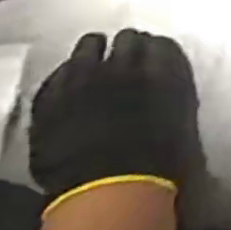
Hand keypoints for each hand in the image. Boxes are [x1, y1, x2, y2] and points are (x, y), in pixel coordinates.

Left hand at [29, 29, 202, 201]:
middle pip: (127, 39)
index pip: (163, 45)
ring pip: (88, 46)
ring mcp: (82, 78)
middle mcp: (123, 66)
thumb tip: (163, 88)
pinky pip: (60, 73)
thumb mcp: (181, 125)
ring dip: (96, 53)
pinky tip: (72, 84)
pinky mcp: (50, 95)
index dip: (160, 51)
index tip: (158, 59)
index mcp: (164, 73)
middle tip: (128, 62)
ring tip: (97, 67)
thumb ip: (171, 97)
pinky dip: (69, 75)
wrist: (108, 190)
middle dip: (129, 48)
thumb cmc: (159, 165)